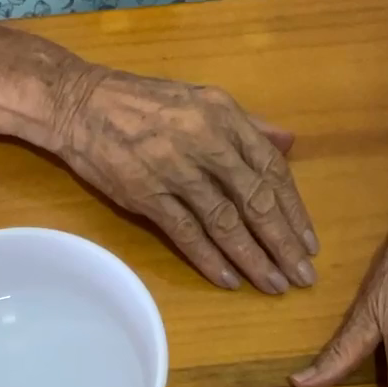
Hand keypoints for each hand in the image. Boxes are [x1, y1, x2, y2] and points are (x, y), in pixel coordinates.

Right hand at [49, 65, 316, 294]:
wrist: (78, 104)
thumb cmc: (142, 104)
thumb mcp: (201, 100)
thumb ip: (247, 126)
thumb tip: (288, 144)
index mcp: (225, 115)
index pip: (271, 169)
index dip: (294, 210)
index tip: (308, 243)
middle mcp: (206, 140)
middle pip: (255, 200)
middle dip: (282, 243)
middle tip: (302, 277)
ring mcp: (175, 169)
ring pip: (225, 221)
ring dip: (253, 258)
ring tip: (273, 285)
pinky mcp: (146, 194)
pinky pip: (186, 233)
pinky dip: (210, 259)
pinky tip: (230, 281)